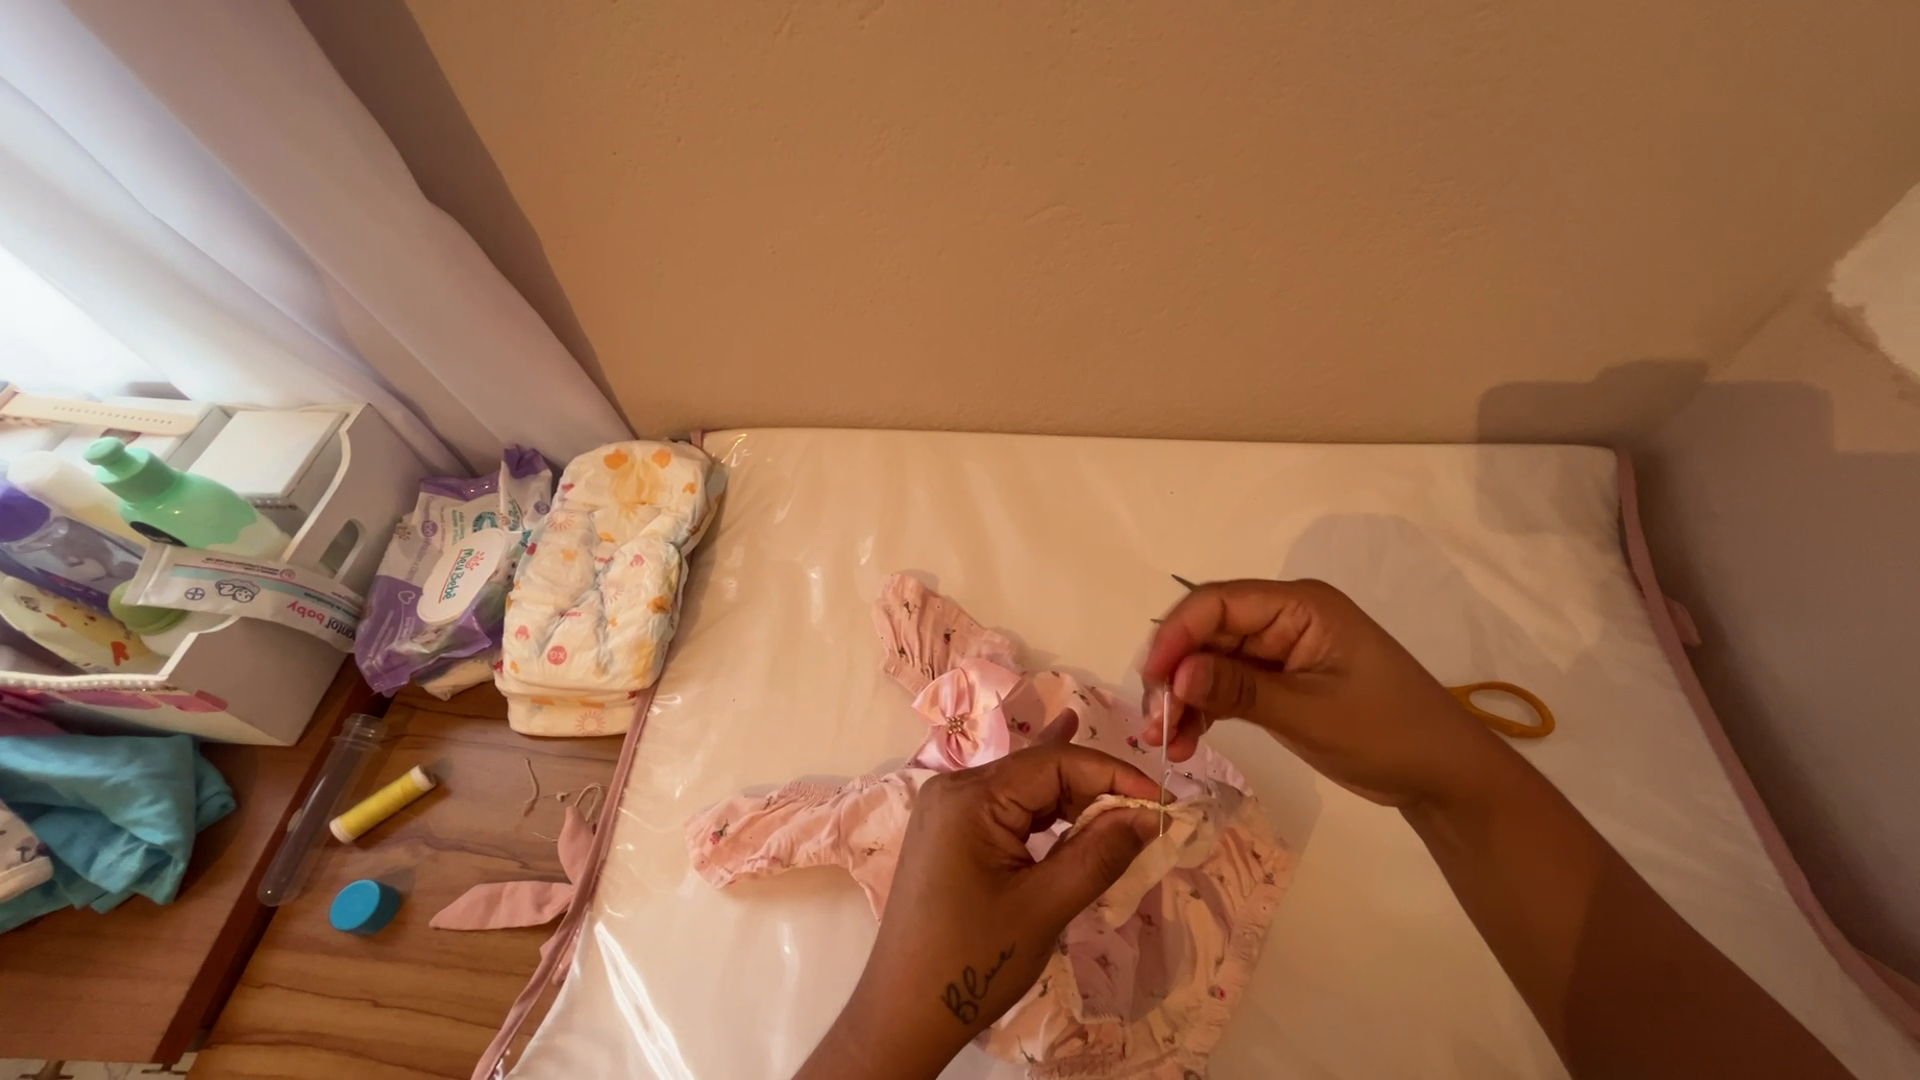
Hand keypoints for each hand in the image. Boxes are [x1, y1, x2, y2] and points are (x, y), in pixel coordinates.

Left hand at [796, 715, 1159, 1079]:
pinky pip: (1007, 808)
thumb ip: (1099, 854)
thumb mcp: (1045, 907)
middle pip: (1039, 770)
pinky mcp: (951, 831)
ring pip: (1025, 788)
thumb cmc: (974, 961)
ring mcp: (949, 808)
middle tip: (1147, 816)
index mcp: (971, 796)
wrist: (903, 1013)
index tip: (1161, 800)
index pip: (1054, 762)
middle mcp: (955, 787)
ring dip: (1072, 801)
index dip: (1112, 775)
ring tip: (1121, 810)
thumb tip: (1149, 815)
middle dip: (1095, 789)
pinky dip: (1044, 813)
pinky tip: (1070, 800)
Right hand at [1142, 578, 1512, 808]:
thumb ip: (1238, 690)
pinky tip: (1186, 742)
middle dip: (1174, 674)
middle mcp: (1282, 619)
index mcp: (1299, 606)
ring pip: (1208, 662)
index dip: (1177, 635)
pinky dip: (1202, 710)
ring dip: (1182, 698)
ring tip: (1165, 741)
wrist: (1445, 778)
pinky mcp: (1275, 681)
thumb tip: (1174, 676)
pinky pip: (1224, 686)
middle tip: (1153, 721)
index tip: (1152, 680)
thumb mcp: (1310, 713)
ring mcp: (1277, 651)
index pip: (1218, 603)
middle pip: (1207, 633)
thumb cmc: (1389, 734)